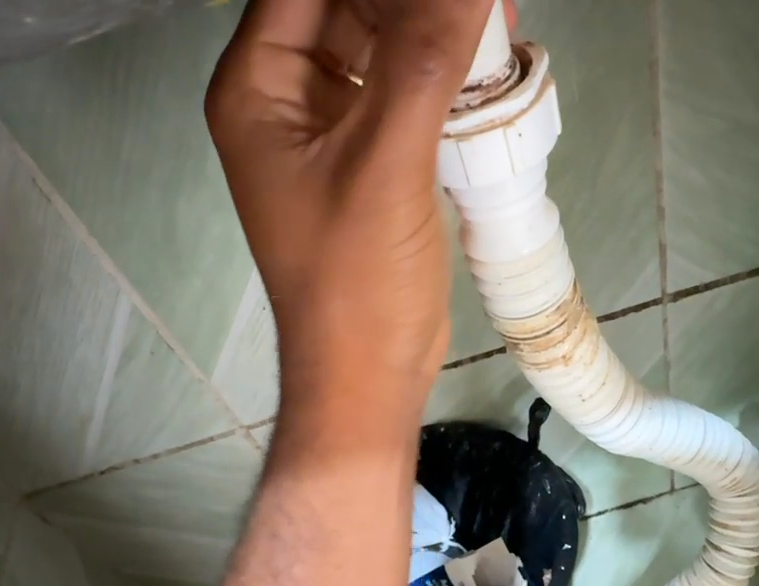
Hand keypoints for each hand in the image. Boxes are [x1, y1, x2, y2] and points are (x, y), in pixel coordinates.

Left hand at [205, 0, 497, 418]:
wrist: (369, 375)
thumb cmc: (357, 282)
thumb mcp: (386, 163)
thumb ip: (424, 58)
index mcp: (259, 87)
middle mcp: (289, 99)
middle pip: (349, 6)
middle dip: (416, 1)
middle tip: (487, 5)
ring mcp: (333, 134)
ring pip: (383, 47)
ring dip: (437, 32)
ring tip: (498, 25)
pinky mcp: (375, 165)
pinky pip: (408, 96)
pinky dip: (446, 79)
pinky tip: (489, 70)